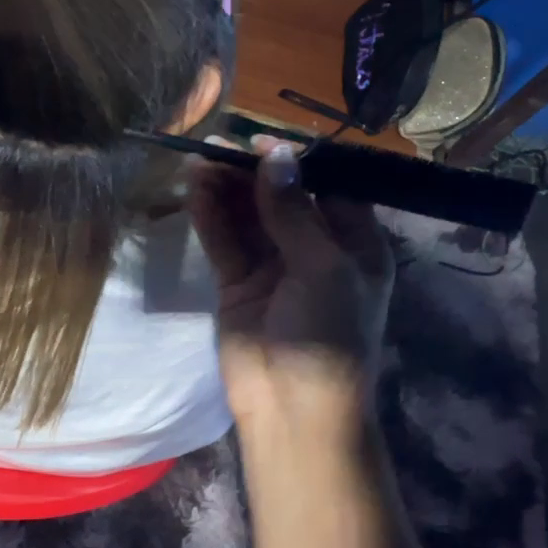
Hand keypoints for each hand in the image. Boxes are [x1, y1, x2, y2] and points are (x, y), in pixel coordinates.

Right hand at [187, 137, 395, 432]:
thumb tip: (276, 155)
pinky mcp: (236, 283)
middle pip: (279, 197)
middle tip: (216, 145)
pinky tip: (194, 191)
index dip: (297, 161)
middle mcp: (313, 248)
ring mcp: (271, 266)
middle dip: (250, 172)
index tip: (262, 140)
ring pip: (246, 216)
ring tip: (197, 161)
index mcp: (353, 243)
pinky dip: (209, 217)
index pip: (327, 186)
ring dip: (224, 189)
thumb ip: (293, 211)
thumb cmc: (329, 335)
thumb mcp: (323, 267)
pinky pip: (223, 242)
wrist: (293, 407)